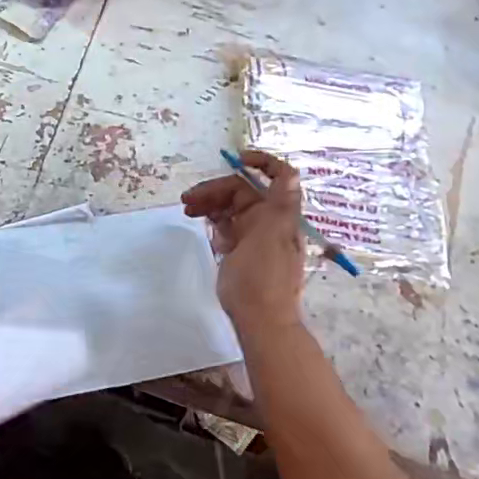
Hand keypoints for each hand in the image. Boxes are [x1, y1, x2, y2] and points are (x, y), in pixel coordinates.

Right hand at [181, 151, 307, 335]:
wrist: (260, 318)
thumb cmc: (264, 276)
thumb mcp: (273, 235)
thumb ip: (279, 203)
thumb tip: (289, 172)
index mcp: (279, 213)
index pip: (279, 176)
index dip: (262, 162)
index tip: (236, 159)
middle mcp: (268, 220)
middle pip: (242, 191)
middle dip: (216, 189)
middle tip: (188, 199)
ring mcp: (253, 236)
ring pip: (230, 208)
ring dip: (210, 203)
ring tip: (188, 210)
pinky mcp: (239, 251)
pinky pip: (225, 226)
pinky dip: (213, 221)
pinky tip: (201, 225)